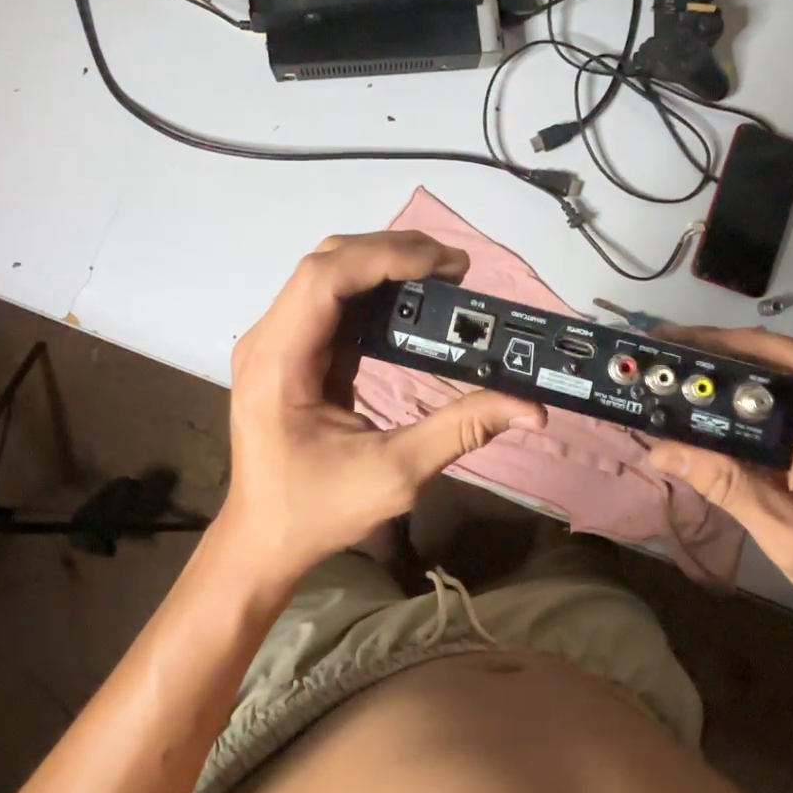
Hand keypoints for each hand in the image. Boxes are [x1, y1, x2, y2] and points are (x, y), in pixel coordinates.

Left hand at [223, 231, 545, 579]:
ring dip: (384, 265)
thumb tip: (528, 406)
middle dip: (392, 253)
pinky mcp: (291, 351)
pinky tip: (413, 299)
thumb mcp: (395, 475)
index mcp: (279, 365)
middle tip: (455, 267)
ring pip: (328, 275)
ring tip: (442, 275)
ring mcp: (275, 343)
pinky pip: (332, 301)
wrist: (264, 539)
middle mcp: (269, 341)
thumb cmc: (318, 511)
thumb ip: (460, 430)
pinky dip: (374, 290)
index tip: (443, 264)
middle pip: (325, 265)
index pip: (323, 280)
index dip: (383, 258)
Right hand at [646, 327, 792, 624]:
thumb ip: (731, 489)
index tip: (702, 342)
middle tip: (684, 343)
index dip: (758, 348)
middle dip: (743, 347)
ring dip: (748, 358)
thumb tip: (663, 449)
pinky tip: (723, 380)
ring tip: (693, 355)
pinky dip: (760, 379)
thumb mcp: (789, 537)